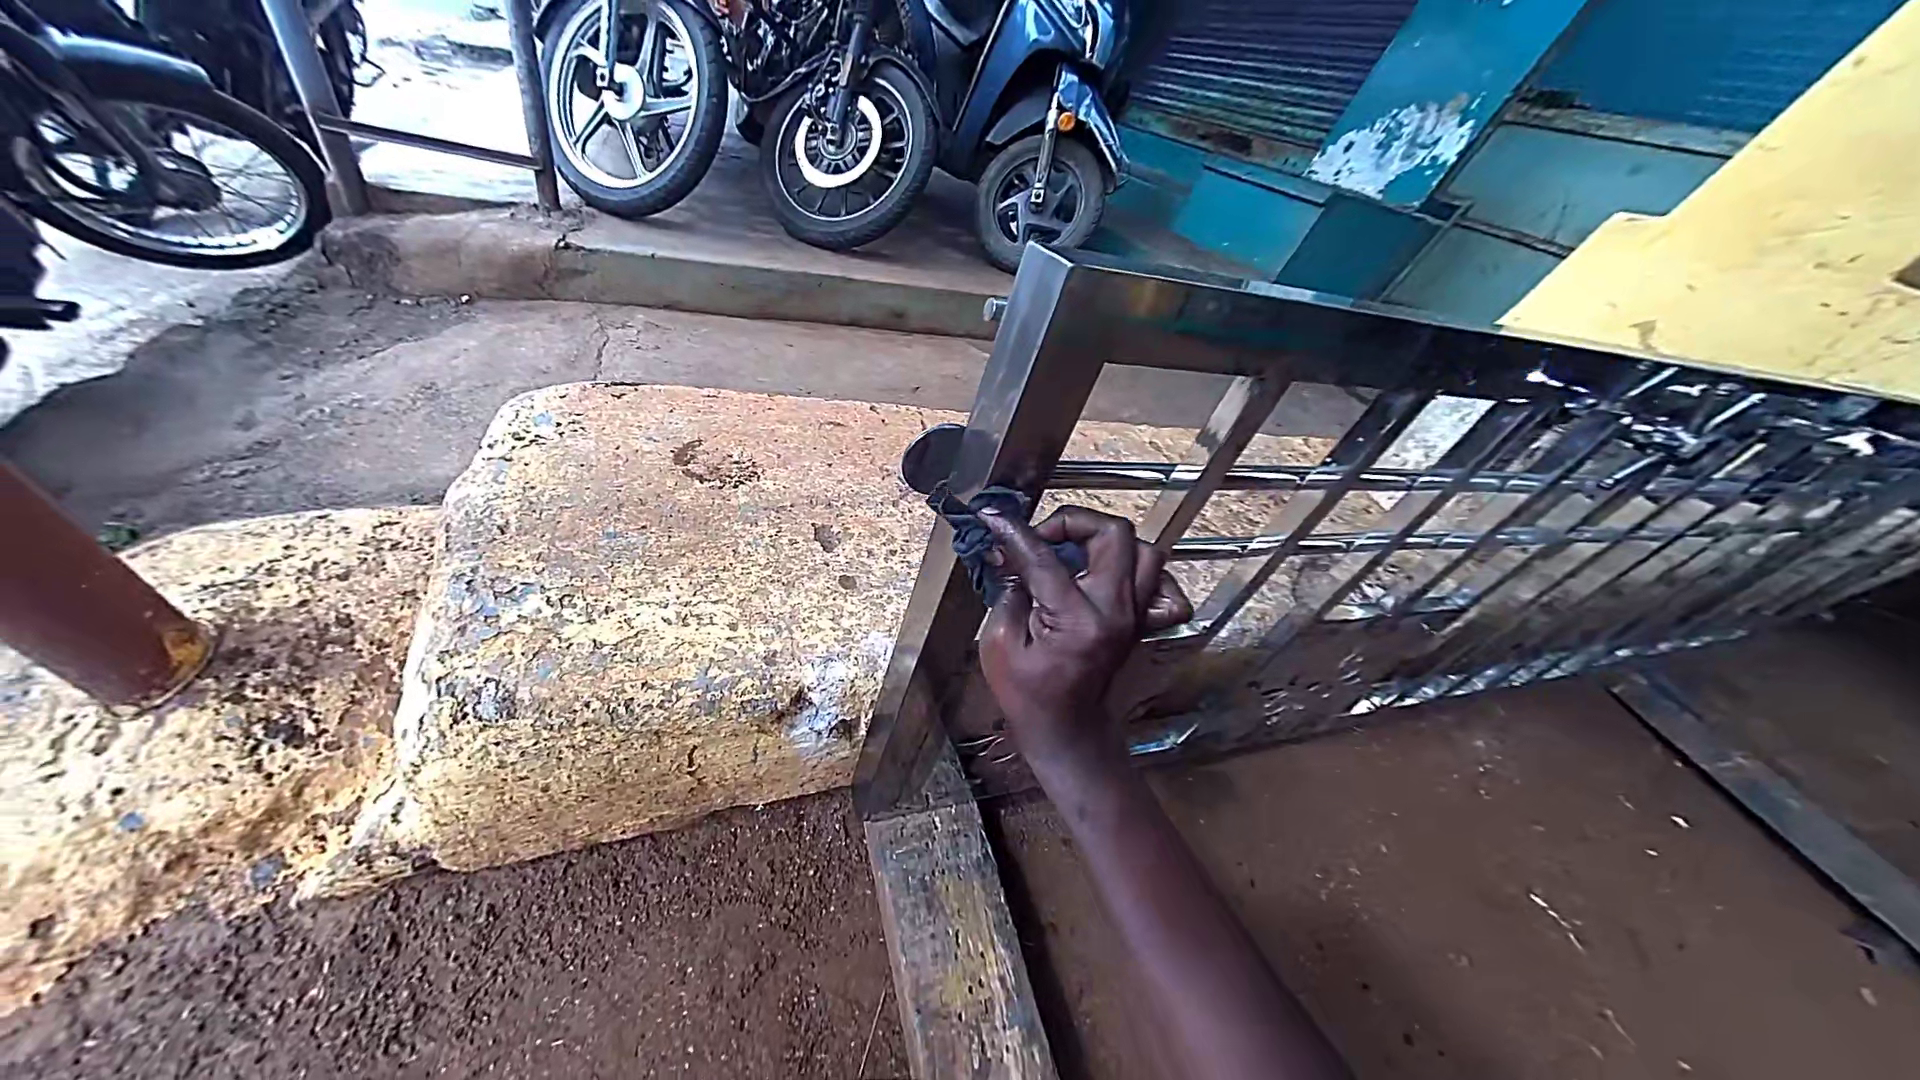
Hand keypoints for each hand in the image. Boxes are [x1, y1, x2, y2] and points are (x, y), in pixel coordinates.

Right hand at [976, 505, 1191, 772]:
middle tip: (1042, 538)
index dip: (1014, 534)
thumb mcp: (1000, 643)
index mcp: (1078, 620)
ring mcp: (1136, 615)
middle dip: (1071, 522)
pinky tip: (1111, 575)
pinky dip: (1141, 571)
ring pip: (1144, 550)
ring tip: (1072, 551)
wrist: (1066, 729)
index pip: (1045, 558)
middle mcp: (1117, 611)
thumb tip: (1011, 554)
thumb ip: (1008, 591)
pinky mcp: (1141, 621)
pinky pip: (1162, 585)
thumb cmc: (1028, 695)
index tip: (993, 519)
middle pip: (1113, 534)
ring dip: (1104, 540)